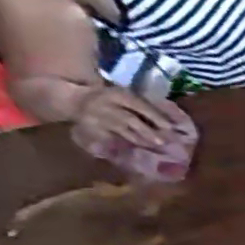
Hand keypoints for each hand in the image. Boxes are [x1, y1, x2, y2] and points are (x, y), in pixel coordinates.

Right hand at [72, 86, 189, 151]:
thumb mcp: (123, 96)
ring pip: (121, 130)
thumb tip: (171, 124)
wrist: (73, 99)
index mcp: (117, 94)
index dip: (155, 116)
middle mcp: (107, 104)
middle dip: (148, 131)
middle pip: (130, 119)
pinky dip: (122, 143)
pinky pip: (109, 136)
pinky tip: (134, 149)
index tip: (170, 127)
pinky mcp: (91, 126)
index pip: (138, 104)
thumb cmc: (108, 99)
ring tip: (153, 146)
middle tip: (163, 142)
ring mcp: (97, 116)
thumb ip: (142, 106)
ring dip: (140, 139)